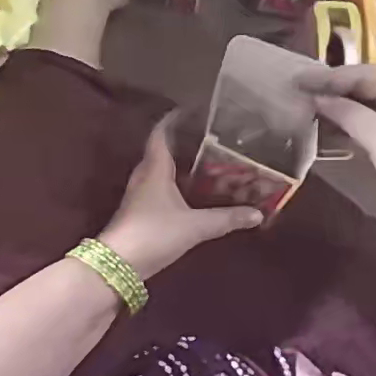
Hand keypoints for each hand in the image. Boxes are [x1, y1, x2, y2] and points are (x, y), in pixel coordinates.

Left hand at [97, 118, 264, 278]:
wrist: (118, 265)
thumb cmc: (154, 234)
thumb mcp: (194, 226)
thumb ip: (225, 219)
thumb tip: (257, 214)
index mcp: (154, 169)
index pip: (161, 134)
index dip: (174, 119)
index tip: (192, 111)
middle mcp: (144, 177)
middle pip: (161, 152)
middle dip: (182, 144)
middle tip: (209, 139)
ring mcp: (139, 196)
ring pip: (160, 172)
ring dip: (178, 167)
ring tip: (205, 163)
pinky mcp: (139, 214)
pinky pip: (159, 190)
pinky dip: (174, 186)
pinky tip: (190, 194)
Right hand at [301, 62, 375, 216]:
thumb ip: (349, 114)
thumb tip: (317, 98)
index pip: (367, 73)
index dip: (333, 77)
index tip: (302, 78)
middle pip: (364, 84)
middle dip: (332, 87)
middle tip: (299, 87)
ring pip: (361, 101)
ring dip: (335, 103)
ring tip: (305, 101)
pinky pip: (363, 118)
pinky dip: (343, 119)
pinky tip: (322, 120)